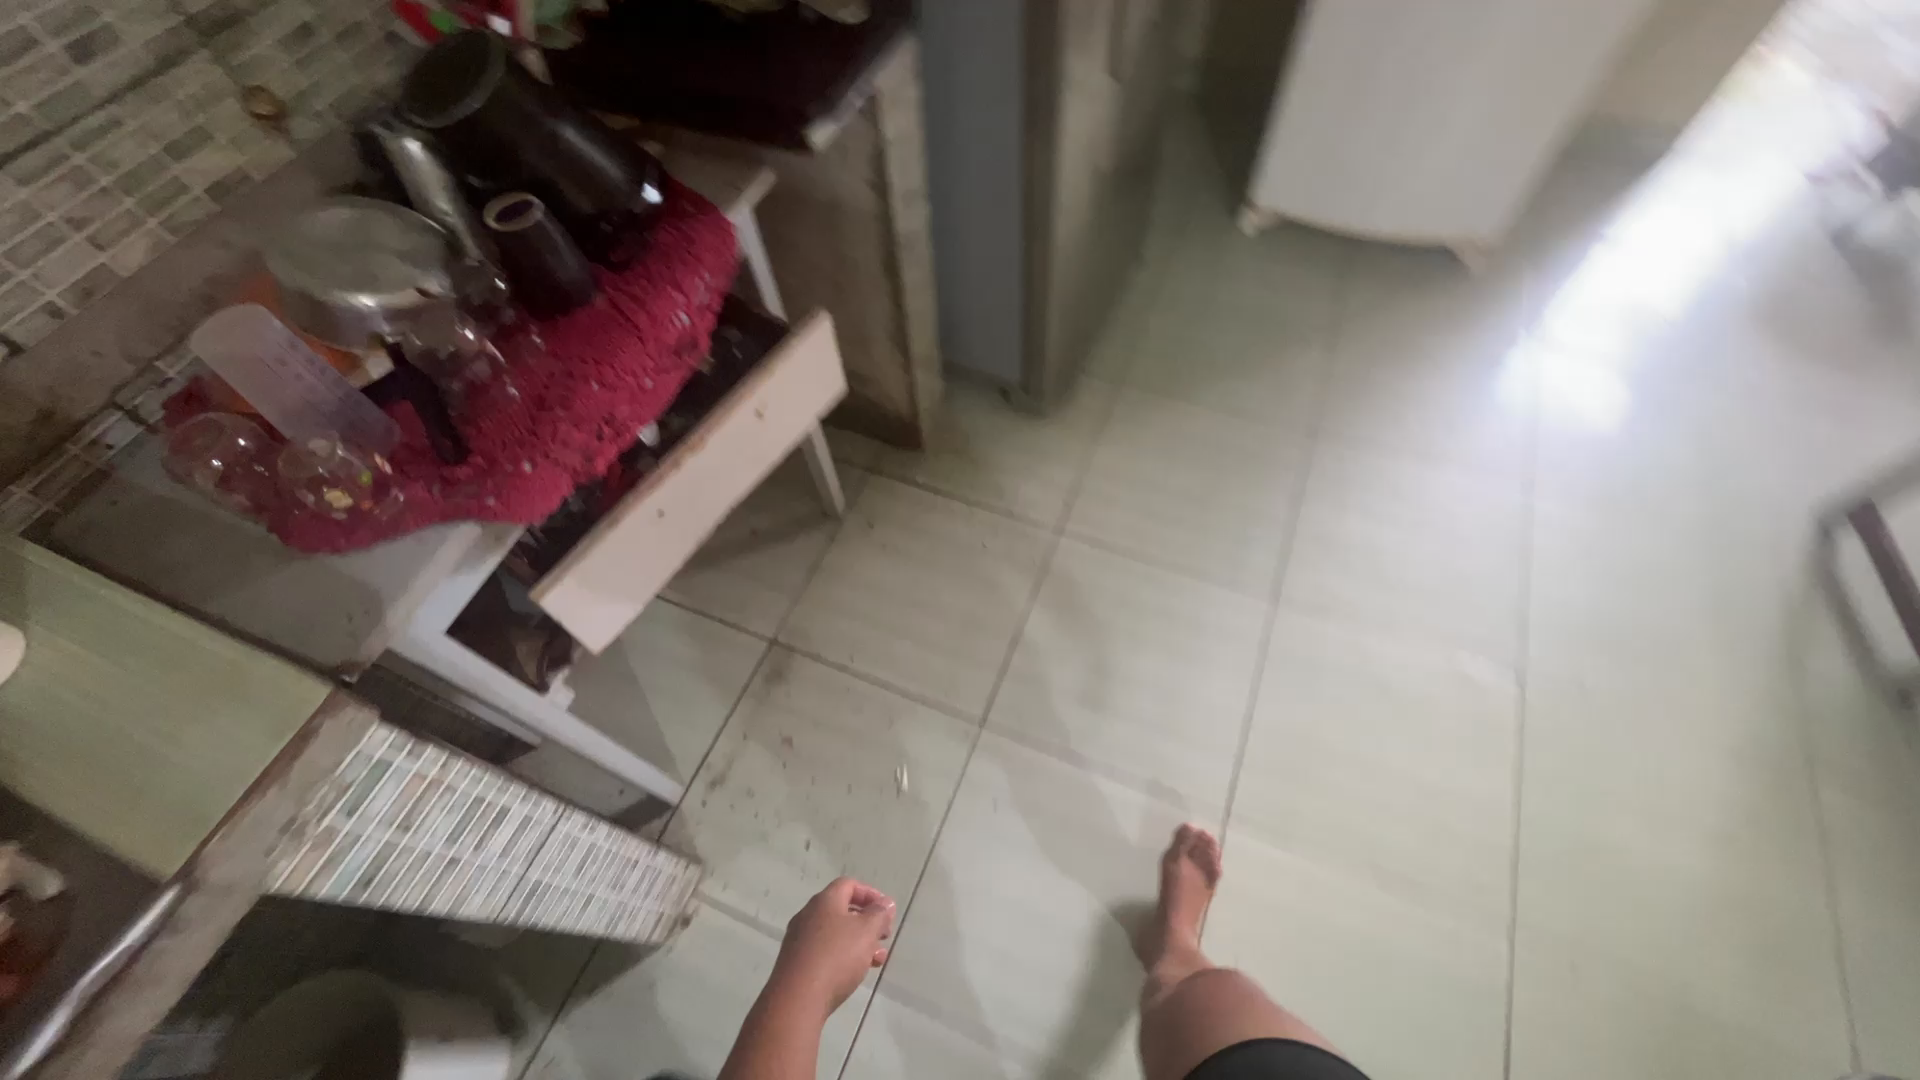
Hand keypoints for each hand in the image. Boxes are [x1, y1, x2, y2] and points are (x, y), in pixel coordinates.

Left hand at [768, 877, 895, 1015]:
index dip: (871, 894)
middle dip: (867, 922)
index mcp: (824, 901)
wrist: (796, 1001)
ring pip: (835, 934)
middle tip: (884, 937)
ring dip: (859, 942)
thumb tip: (886, 903)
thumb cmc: (836, 958)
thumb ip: (879, 914)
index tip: (887, 911)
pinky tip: (854, 974)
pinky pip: (824, 952)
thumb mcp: (866, 932)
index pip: (849, 885)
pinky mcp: (796, 964)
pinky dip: (843, 956)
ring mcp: (799, 940)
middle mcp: (808, 915)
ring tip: (877, 960)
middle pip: (842, 910)